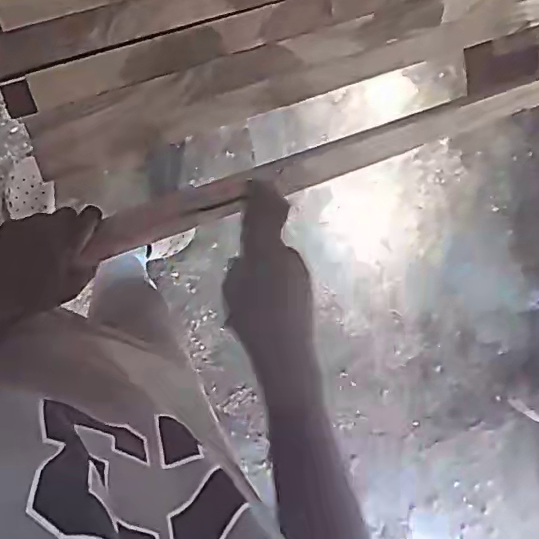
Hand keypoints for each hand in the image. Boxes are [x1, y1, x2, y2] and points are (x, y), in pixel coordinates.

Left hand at [0, 207, 102, 317]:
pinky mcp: (8, 226)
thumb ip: (89, 265)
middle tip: (67, 246)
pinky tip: (23, 253)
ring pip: (45, 219)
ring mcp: (27, 222)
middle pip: (67, 213)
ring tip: (42, 252)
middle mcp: (50, 222)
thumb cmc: (38, 295)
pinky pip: (25, 225)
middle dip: (70, 226)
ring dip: (48, 231)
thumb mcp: (72, 286)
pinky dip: (28, 235)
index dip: (92, 223)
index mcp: (70, 235)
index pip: (91, 214)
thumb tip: (95, 256)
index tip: (91, 233)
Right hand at [224, 182, 316, 377]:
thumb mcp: (233, 291)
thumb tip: (242, 261)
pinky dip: (269, 286)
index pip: (264, 214)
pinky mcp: (305, 290)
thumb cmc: (253, 322)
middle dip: (255, 245)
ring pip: (274, 261)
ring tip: (244, 299)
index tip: (257, 182)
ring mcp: (299, 273)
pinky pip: (281, 279)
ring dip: (262, 271)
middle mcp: (288, 256)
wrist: (287, 355)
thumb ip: (237, 270)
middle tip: (237, 269)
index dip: (260, 196)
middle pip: (270, 238)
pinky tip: (258, 310)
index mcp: (266, 251)